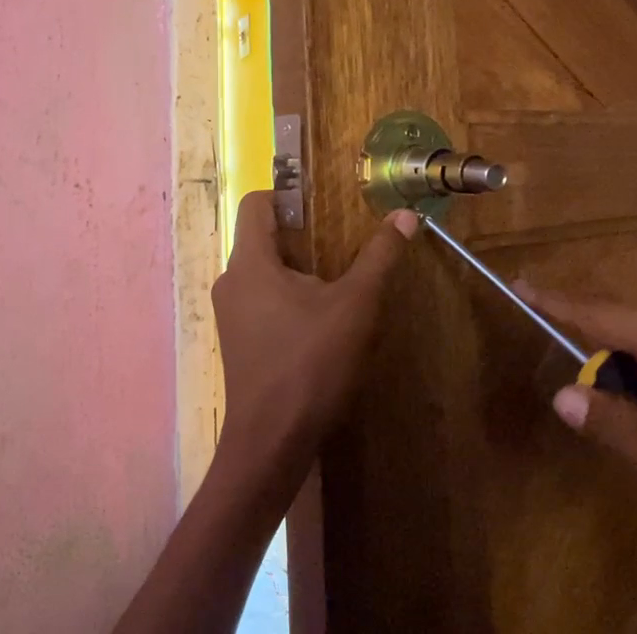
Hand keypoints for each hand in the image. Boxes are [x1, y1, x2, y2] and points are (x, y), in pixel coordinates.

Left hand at [212, 192, 416, 455]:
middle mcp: (231, 282)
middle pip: (262, 238)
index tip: (325, 207)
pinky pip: (261, 302)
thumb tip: (405, 215)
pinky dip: (288, 299)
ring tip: (339, 283)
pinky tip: (322, 321)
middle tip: (344, 244)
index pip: (255, 203)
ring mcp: (231, 316)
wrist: (272, 441)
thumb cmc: (311, 363)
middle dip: (303, 236)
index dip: (288, 195)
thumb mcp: (355, 305)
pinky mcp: (238, 343)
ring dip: (298, 270)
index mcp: (249, 262)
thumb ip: (379, 256)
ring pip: (263, 273)